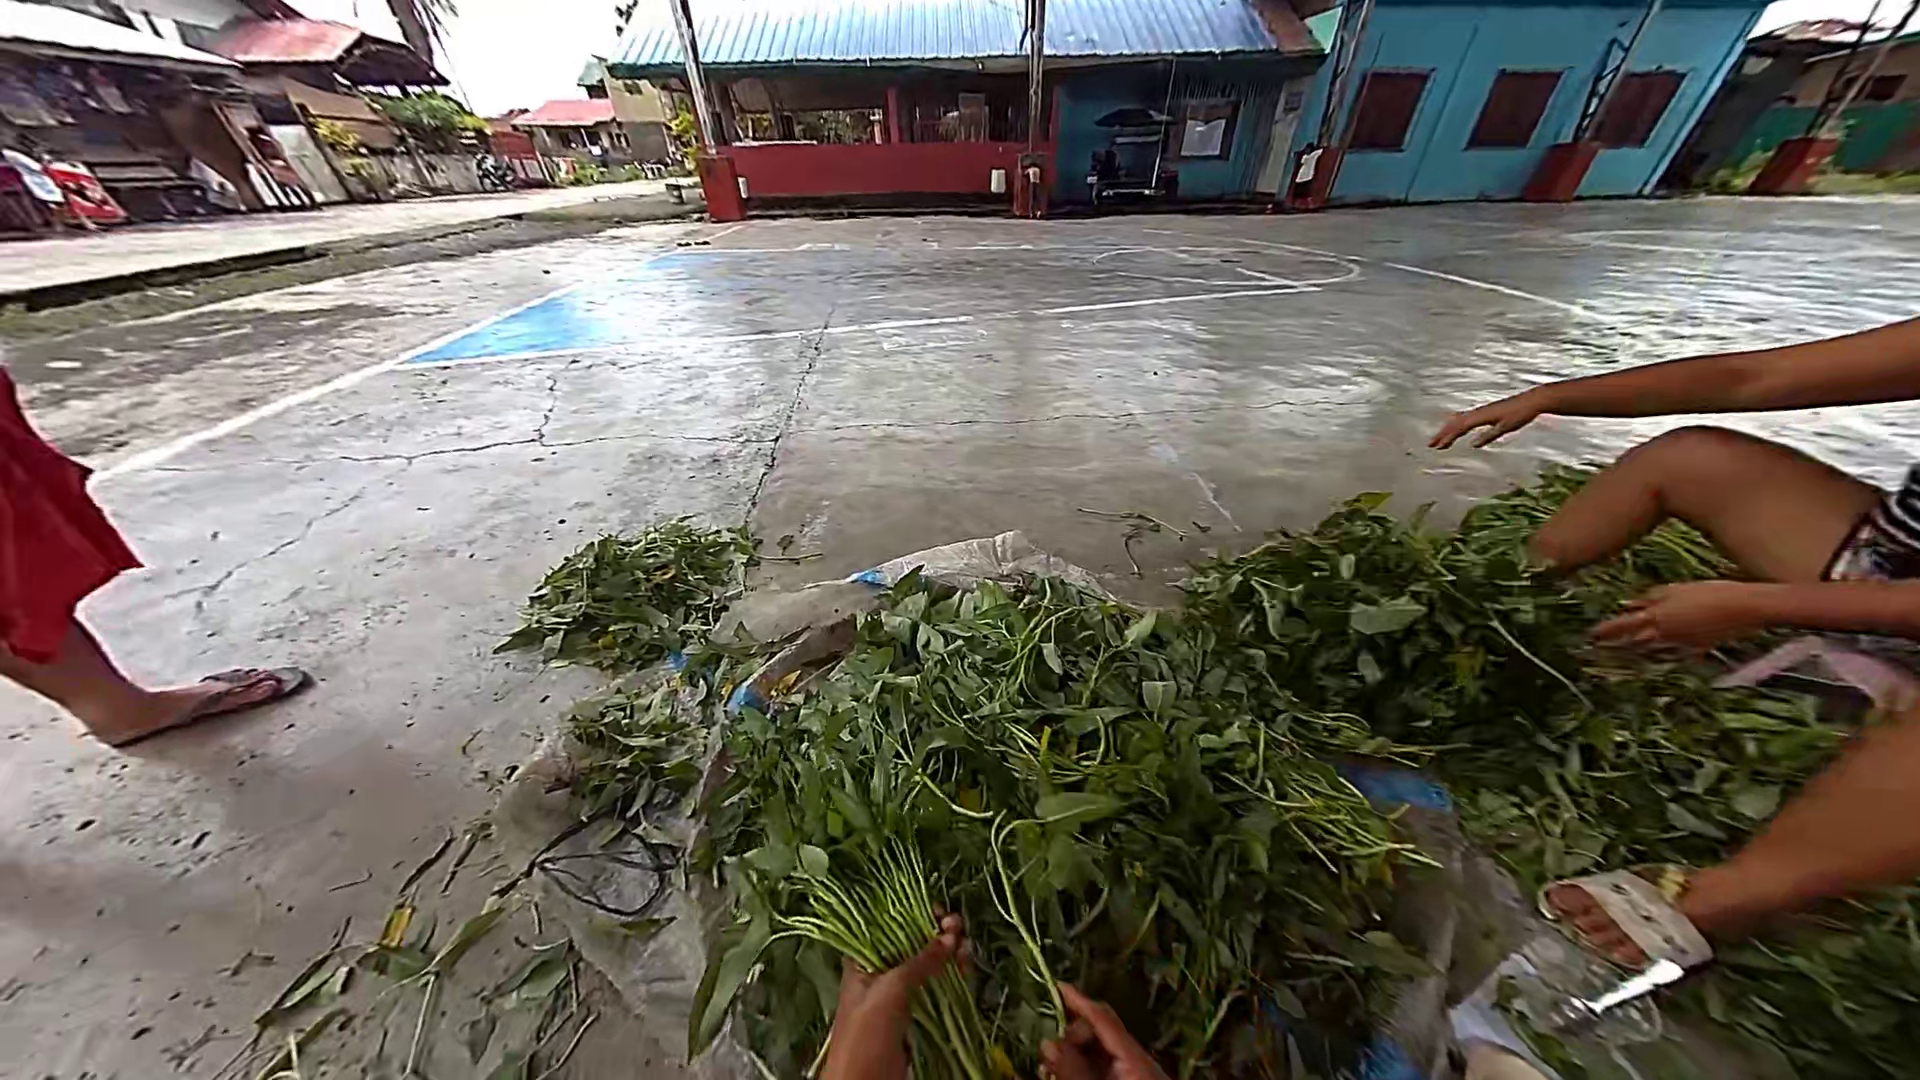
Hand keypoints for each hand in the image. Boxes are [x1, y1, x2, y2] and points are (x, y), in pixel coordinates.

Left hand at [820, 914, 964, 1079]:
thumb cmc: (866, 1033)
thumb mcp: (891, 990)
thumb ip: (921, 960)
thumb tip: (950, 935)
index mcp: (865, 958)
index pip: (892, 924)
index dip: (915, 913)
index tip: (938, 910)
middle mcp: (881, 970)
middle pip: (914, 941)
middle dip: (937, 932)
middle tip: (957, 925)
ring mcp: (899, 992)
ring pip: (928, 963)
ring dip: (949, 951)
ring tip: (965, 944)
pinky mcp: (915, 1012)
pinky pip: (936, 985)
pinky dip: (951, 973)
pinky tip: (965, 963)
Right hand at [1040, 983, 1167, 1079]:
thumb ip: (1073, 1069)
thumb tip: (1047, 1043)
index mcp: (1133, 1057)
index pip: (1102, 1017)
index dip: (1077, 999)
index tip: (1054, 986)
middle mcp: (1138, 1061)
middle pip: (1102, 1031)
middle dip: (1073, 1032)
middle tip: (1049, 1042)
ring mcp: (1138, 1074)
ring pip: (1104, 1050)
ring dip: (1078, 1051)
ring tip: (1055, 1061)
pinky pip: (1109, 1067)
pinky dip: (1088, 1065)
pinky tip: (1071, 1073)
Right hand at [1429, 388, 1551, 448]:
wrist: (1534, 399)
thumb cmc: (1521, 413)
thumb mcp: (1506, 427)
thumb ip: (1489, 436)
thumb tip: (1474, 445)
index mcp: (1480, 417)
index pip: (1459, 428)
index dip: (1447, 438)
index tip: (1438, 447)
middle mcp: (1477, 413)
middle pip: (1454, 424)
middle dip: (1442, 434)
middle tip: (1431, 445)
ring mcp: (1480, 411)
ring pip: (1458, 420)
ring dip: (1447, 429)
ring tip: (1440, 438)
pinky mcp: (1485, 411)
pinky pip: (1464, 418)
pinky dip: (1456, 424)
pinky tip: (1457, 428)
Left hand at [1592, 581, 1769, 650]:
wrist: (1752, 606)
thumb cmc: (1711, 592)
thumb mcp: (1673, 590)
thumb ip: (1648, 599)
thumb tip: (1627, 605)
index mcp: (1654, 617)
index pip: (1620, 626)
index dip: (1603, 631)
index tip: (1589, 636)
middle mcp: (1665, 633)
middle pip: (1632, 642)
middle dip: (1613, 646)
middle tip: (1596, 651)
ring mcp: (1683, 642)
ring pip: (1651, 651)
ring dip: (1633, 655)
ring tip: (1617, 659)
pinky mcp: (1702, 646)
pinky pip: (1678, 655)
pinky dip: (1664, 658)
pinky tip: (1657, 662)